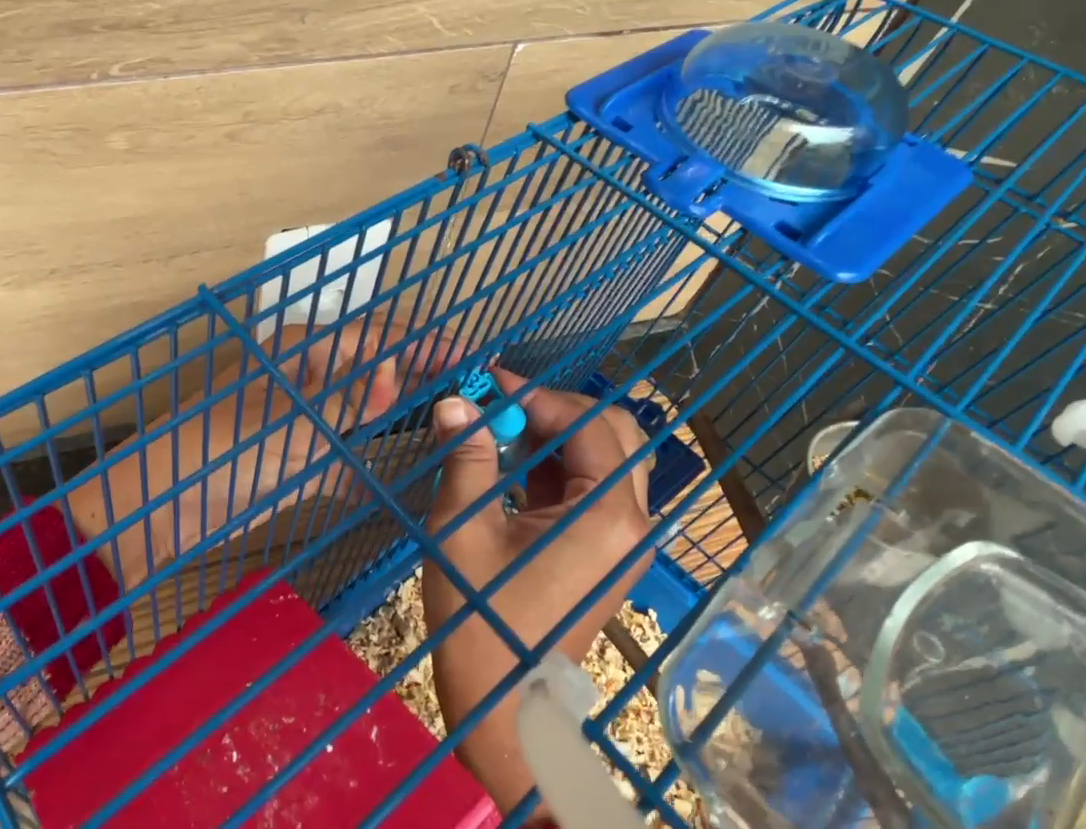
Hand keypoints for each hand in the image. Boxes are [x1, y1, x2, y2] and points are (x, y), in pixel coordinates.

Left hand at [71, 315, 466, 588]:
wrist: (164, 500)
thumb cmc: (224, 445)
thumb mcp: (294, 419)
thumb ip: (348, 399)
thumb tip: (392, 381)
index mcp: (302, 353)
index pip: (374, 338)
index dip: (422, 344)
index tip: (469, 355)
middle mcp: (307, 380)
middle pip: (373, 372)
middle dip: (417, 377)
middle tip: (473, 389)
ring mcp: (303, 423)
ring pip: (363, 416)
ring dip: (399, 422)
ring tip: (453, 428)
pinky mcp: (297, 464)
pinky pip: (345, 461)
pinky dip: (370, 471)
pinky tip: (407, 484)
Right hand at [422, 368, 653, 813]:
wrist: (503, 703)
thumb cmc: (481, 617)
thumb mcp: (463, 529)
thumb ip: (467, 457)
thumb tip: (454, 401)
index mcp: (606, 515)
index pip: (588, 425)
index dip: (539, 396)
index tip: (491, 383)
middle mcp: (631, 522)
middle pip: (615, 435)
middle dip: (558, 409)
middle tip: (504, 403)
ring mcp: (624, 541)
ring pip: (608, 460)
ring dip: (559, 435)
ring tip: (503, 427)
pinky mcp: (607, 554)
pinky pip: (595, 491)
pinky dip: (560, 467)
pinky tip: (514, 463)